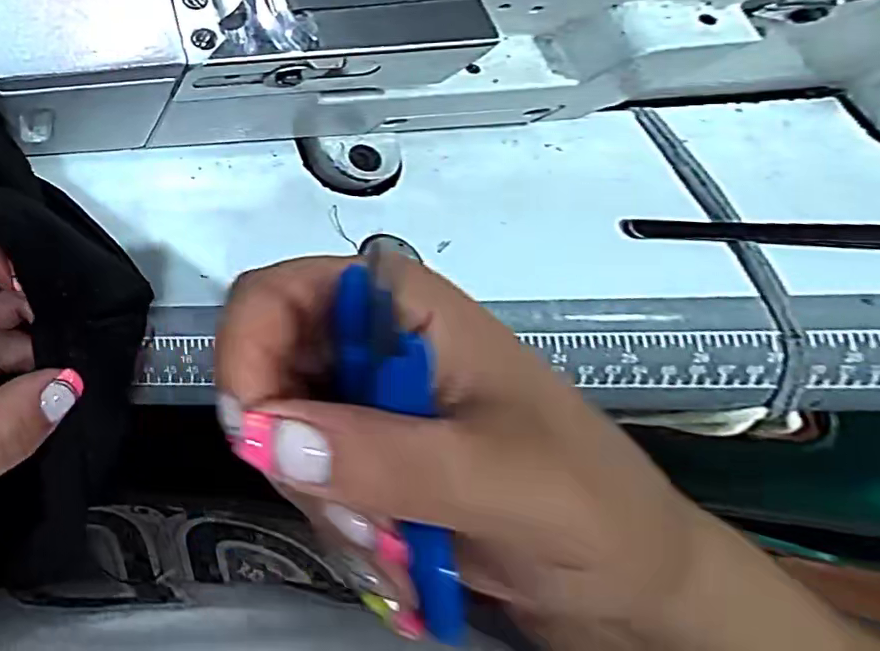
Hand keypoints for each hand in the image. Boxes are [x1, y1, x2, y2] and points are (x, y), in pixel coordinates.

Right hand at [214, 253, 853, 646]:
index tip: (251, 435)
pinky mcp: (346, 431)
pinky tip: (380, 543)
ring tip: (384, 542)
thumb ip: (384, 456)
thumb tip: (264, 436)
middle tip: (342, 513)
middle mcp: (356, 328)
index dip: (244, 351)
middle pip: (258, 359)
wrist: (635, 584)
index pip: (271, 294)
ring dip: (308, 489)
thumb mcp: (501, 481)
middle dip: (282, 443)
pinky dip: (319, 507)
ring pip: (268, 419)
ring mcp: (348, 382)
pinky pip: (289, 459)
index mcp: (391, 298)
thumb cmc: (593, 506)